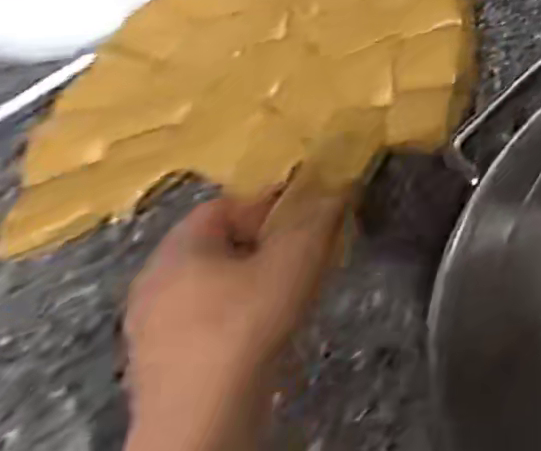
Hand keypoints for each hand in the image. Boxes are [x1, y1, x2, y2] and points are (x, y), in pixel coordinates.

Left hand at [124, 189, 349, 450]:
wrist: (206, 409)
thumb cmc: (249, 319)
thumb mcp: (298, 254)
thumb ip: (320, 212)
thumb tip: (338, 180)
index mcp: (177, 252)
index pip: (224, 203)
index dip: (271, 198)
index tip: (312, 208)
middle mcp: (153, 281)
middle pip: (221, 240)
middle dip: (270, 235)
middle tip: (313, 241)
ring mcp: (153, 321)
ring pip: (217, 275)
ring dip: (259, 269)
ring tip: (301, 277)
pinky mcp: (165, 351)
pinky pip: (210, 307)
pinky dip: (243, 301)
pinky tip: (273, 314)